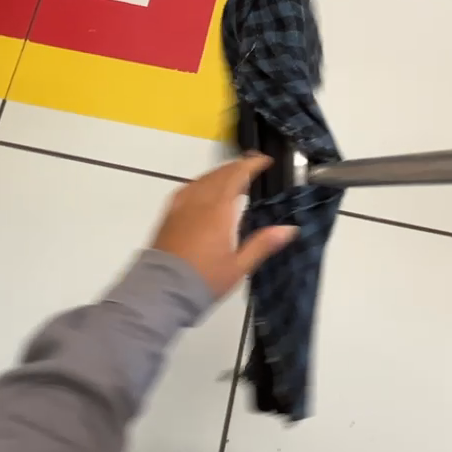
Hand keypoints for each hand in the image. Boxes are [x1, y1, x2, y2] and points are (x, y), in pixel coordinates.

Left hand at [151, 155, 298, 299]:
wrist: (162, 291)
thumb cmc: (204, 280)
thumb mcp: (239, 266)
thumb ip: (263, 244)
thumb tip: (289, 229)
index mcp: (219, 211)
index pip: (237, 176)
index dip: (251, 164)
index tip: (265, 160)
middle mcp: (199, 202)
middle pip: (219, 174)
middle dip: (237, 166)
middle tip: (251, 165)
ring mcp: (181, 207)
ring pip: (202, 179)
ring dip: (219, 173)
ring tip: (231, 176)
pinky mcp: (168, 215)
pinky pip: (186, 189)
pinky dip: (199, 183)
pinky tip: (202, 189)